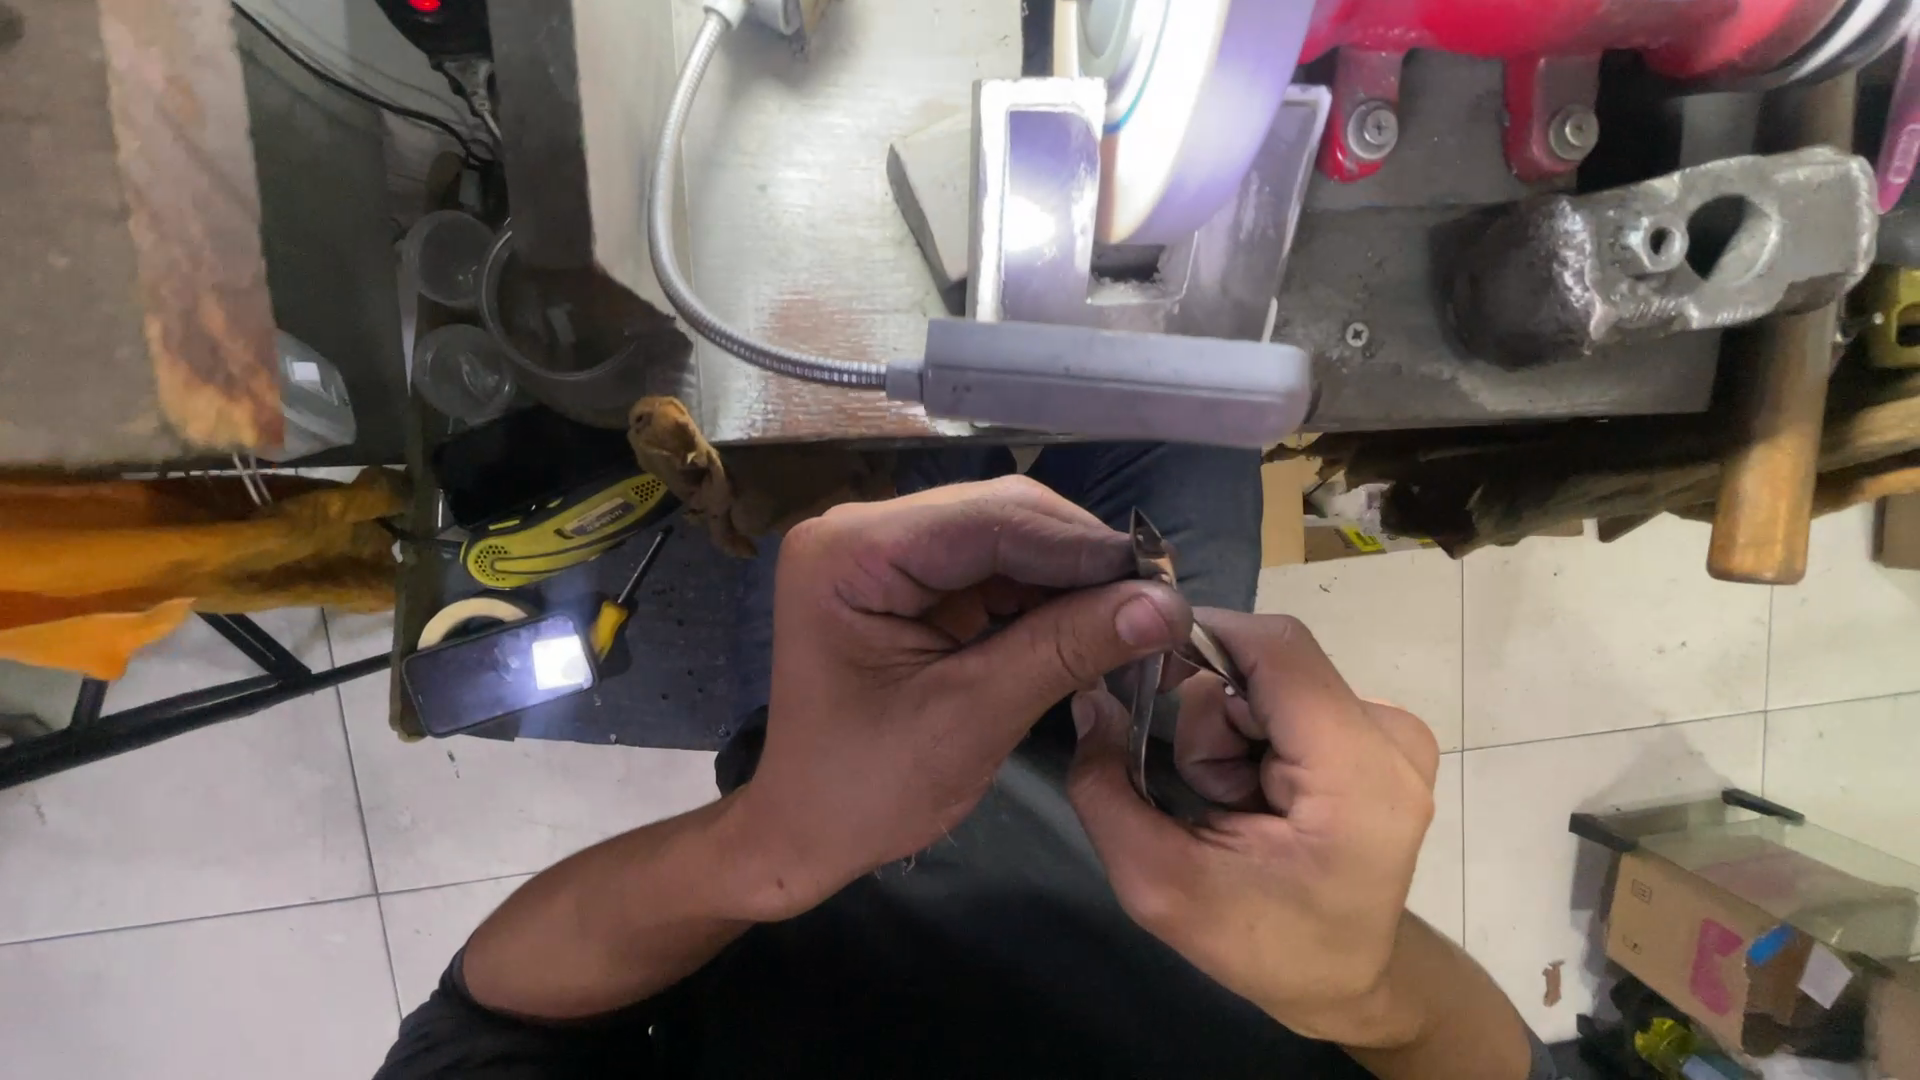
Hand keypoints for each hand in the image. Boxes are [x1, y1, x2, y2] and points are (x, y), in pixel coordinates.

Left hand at [727, 476, 1190, 920]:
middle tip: (1158, 602)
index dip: (1082, 547)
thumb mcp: (971, 717)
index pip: (988, 520)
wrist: (805, 829)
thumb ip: (1066, 649)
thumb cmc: (866, 790)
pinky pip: (994, 569)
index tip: (1164, 582)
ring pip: (1007, 537)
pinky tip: (1091, 623)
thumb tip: (1169, 604)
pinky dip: (1046, 596)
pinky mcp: (909, 579)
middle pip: (1000, 516)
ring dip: (1072, 578)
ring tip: (1137, 616)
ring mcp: (886, 552)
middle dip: (1081, 560)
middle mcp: (864, 531)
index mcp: (852, 552)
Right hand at [1067, 611, 1440, 1047]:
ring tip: (1233, 799)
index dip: (1196, 635)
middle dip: (1207, 712)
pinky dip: (1249, 728)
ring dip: (1224, 726)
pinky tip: (1258, 788)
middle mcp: (1389, 732)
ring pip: (1267, 673)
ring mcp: (1390, 727)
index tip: (1138, 671)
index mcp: (1355, 774)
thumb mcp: (1156, 884)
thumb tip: (1088, 695)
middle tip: (1202, 788)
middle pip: (1263, 659)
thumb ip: (1104, 788)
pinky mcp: (1376, 728)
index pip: (1273, 646)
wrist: (1347, 978)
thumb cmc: (1264, 944)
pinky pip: (1284, 689)